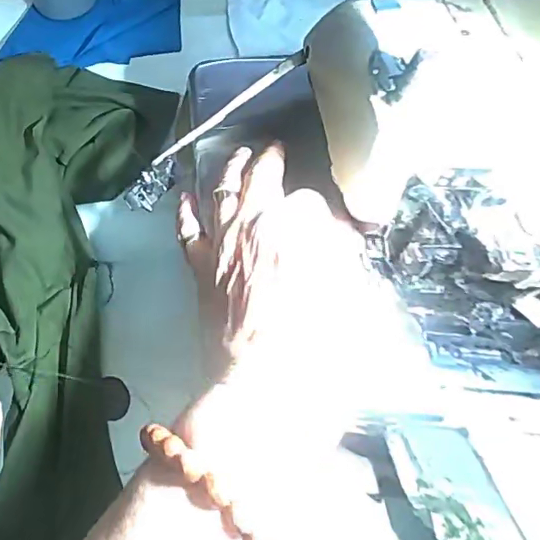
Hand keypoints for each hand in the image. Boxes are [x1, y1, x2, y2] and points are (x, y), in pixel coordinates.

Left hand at [174, 145, 414, 452]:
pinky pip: (188, 228)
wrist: (260, 389)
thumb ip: (343, 260)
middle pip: (260, 178)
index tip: (332, 224)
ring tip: (236, 154)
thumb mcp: (352, 300)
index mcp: (294, 231)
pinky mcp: (198, 266)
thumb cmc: (318, 352)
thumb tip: (338, 239)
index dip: (324, 212)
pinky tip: (187, 194)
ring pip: (221, 191)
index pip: (310, 201)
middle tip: (275, 150)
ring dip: (230, 169)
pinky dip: (186, 209)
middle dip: (270, 161)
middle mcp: (252, 226)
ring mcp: (220, 244)